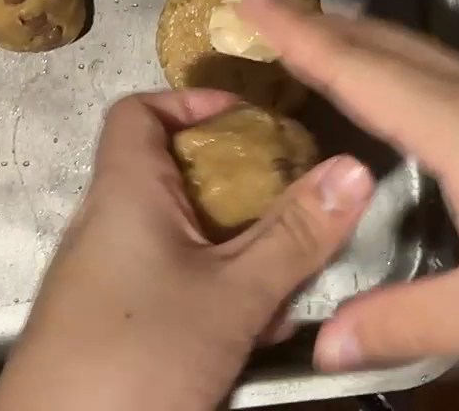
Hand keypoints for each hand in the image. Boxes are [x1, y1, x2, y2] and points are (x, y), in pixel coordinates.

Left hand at [0, 89, 375, 410]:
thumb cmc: (138, 357)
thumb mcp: (232, 296)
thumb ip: (294, 234)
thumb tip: (355, 168)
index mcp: (125, 191)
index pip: (140, 111)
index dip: (192, 101)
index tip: (248, 120)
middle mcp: (108, 222)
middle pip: (171, 171)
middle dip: (237, 182)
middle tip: (287, 196)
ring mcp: (104, 275)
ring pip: (178, 232)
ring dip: (233, 244)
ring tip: (284, 273)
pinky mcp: (109, 322)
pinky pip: (167, 277)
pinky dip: (211, 285)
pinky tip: (253, 327)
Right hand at [242, 0, 458, 383]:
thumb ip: (405, 324)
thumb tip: (324, 343)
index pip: (357, 68)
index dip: (296, 34)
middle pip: (387, 44)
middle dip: (322, 22)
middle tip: (266, 6)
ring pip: (422, 54)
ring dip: (365, 38)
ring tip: (321, 36)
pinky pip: (452, 74)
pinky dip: (405, 63)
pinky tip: (408, 89)